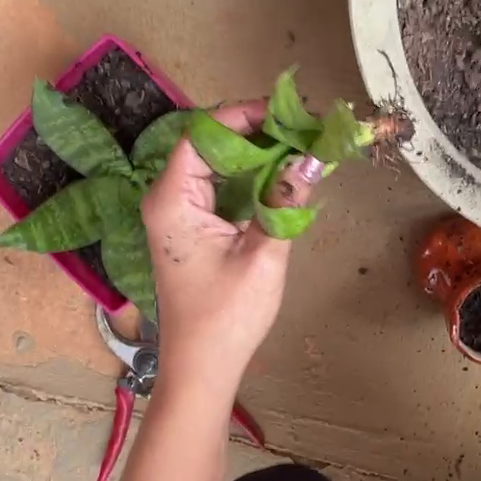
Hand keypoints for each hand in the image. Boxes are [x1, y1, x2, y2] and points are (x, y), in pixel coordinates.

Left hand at [141, 103, 317, 384]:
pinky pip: (220, 189)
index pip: (204, 134)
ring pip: (217, 166)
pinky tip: (282, 178)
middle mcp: (167, 199)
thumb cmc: (227, 317)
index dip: (244, 116)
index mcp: (173, 199)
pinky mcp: (191, 229)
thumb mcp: (264, 255)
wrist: (202, 366)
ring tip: (300, 148)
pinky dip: (250, 180)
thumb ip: (285, 202)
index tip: (288, 114)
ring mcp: (177, 214)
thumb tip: (312, 158)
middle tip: (304, 130)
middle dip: (256, 133)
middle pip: (209, 144)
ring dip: (256, 155)